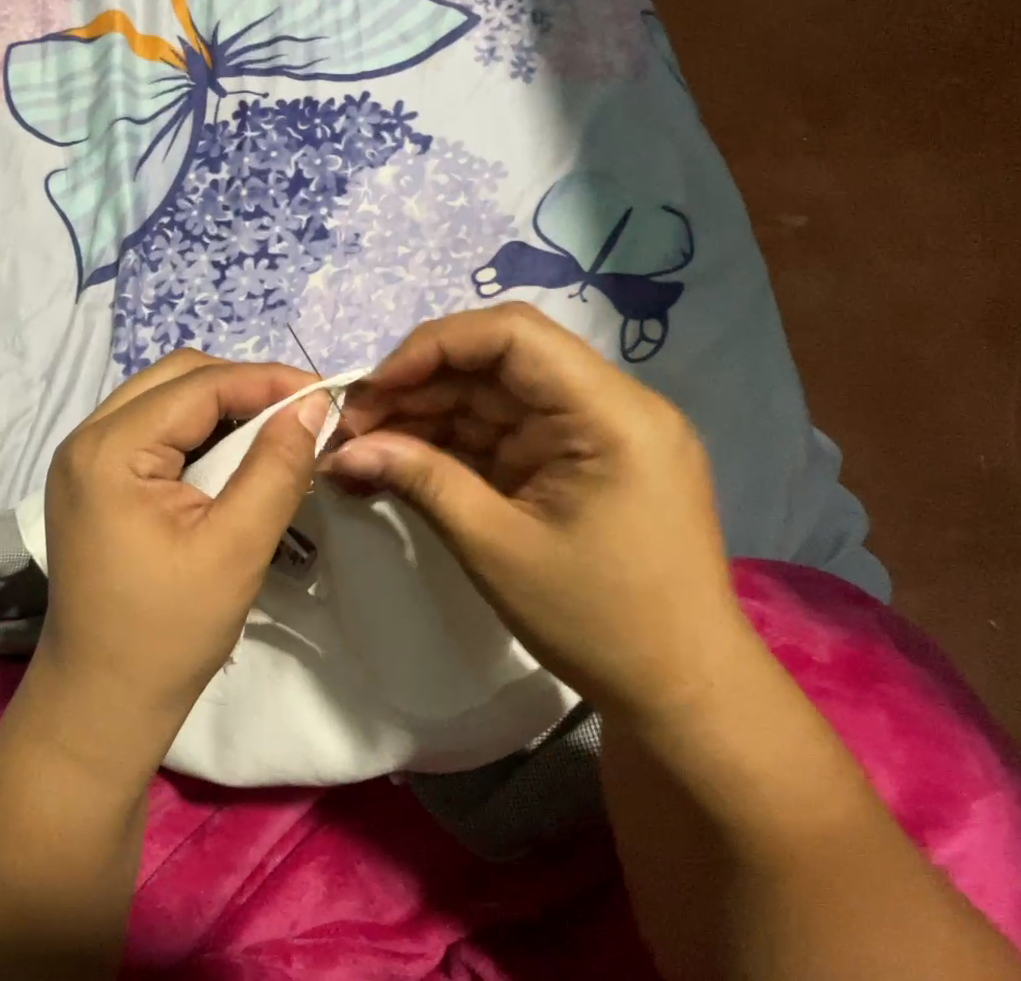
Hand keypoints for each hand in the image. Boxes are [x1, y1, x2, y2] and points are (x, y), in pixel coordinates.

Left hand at [38, 351, 326, 728]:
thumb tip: (310, 405)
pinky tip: (231, 460)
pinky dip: (193, 435)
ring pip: (160, 402)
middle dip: (241, 387)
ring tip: (273, 435)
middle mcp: (85, 440)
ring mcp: (81, 461)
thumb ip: (275, 469)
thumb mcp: (235, 548)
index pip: (198, 385)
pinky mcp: (89, 483)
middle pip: (174, 380)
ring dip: (218, 409)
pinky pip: (147, 433)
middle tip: (299, 416)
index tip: (326, 395)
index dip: (266, 381)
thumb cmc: (168, 631)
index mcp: (109, 451)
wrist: (103, 695)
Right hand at [323, 304, 744, 722]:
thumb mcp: (494, 546)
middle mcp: (606, 406)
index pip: (512, 335)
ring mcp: (591, 435)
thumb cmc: (597, 618)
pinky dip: (448, 448)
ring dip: (423, 419)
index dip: (431, 347)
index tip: (371, 388)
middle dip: (415, 389)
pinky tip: (397, 466)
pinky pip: (502, 436)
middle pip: (495, 364)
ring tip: (360, 452)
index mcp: (609, 413)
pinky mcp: (575, 464)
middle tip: (350, 430)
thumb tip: (342, 449)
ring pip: (490, 399)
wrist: (678, 686)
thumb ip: (420, 480)